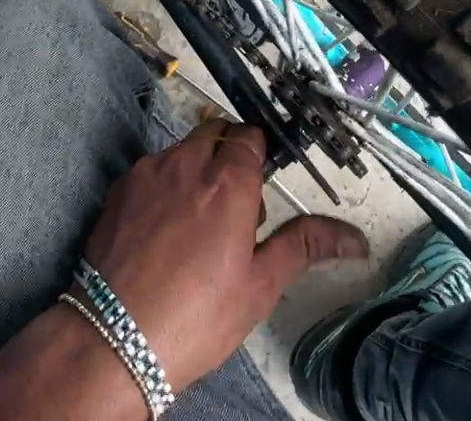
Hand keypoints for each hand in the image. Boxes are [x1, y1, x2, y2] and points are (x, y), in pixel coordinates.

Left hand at [81, 119, 368, 391]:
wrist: (116, 337)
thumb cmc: (196, 315)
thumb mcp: (260, 284)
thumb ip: (304, 245)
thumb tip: (354, 238)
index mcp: (229, 181)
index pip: (249, 135)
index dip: (257, 155)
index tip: (258, 183)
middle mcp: (187, 163)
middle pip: (214, 134)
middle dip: (226, 157)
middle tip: (230, 207)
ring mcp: (148, 171)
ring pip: (180, 152)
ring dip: (194, 171)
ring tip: (194, 225)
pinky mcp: (119, 187)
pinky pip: (150, 170)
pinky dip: (162, 186)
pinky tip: (160, 231)